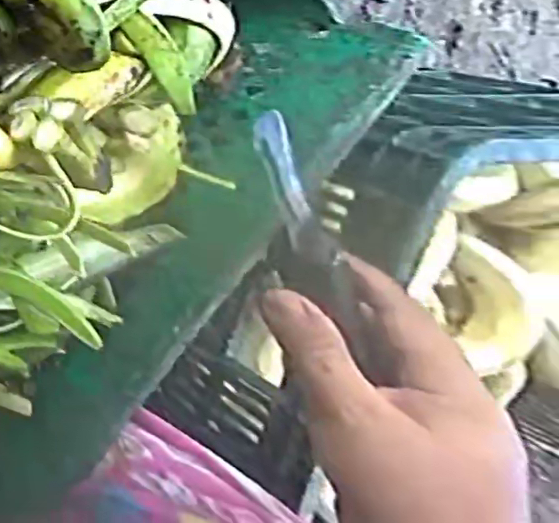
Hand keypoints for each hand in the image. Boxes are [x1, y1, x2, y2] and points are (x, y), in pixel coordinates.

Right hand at [261, 258, 526, 522]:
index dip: (367, 279)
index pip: (409, 316)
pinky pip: (383, 395)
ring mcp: (447, 437)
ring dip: (345, 341)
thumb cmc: (403, 489)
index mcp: (458, 391)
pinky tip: (318, 374)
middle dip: (348, 308)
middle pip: (401, 342)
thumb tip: (278, 291)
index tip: (322, 249)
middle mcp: (461, 408)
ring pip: (390, 371)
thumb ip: (314, 349)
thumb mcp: (349, 413)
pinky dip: (348, 372)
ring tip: (295, 318)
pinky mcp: (425, 456)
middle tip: (293, 279)